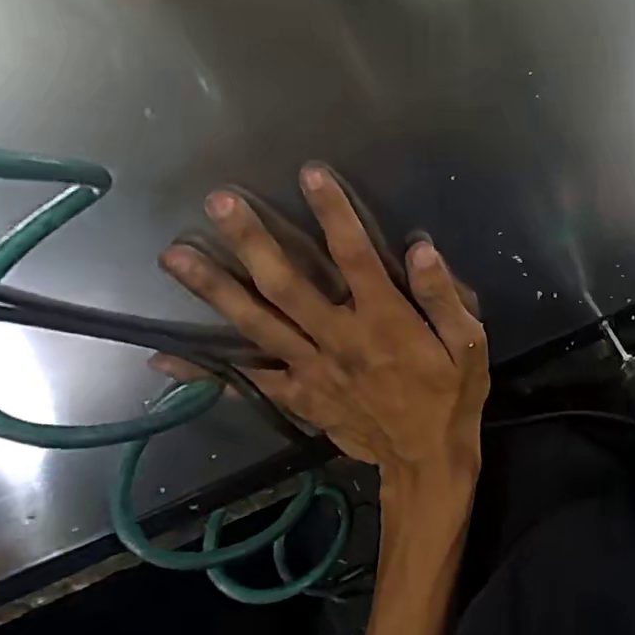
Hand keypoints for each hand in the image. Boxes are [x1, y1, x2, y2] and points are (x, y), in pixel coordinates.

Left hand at [155, 165, 488, 487]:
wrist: (426, 461)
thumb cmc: (452, 395)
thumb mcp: (469, 344)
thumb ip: (444, 296)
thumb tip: (419, 247)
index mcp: (385, 322)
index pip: (355, 256)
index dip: (334, 213)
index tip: (311, 174)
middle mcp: (339, 339)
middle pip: (287, 285)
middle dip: (252, 241)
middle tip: (217, 203)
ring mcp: (312, 370)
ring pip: (256, 325)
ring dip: (214, 289)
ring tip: (175, 256)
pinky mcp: (299, 397)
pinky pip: (248, 380)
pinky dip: (205, 370)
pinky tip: (164, 357)